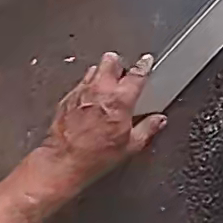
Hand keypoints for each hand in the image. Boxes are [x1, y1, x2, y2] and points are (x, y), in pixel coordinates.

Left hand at [31, 52, 167, 194]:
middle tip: (123, 74)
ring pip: (94, 69)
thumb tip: (158, 121)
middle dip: (119, 65)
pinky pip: (80, 84)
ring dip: (102, 74)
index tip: (146, 62)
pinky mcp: (67, 98)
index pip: (136, 73)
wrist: (64, 161)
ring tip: (107, 85)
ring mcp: (81, 92)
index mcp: (120, 99)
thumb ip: (148, 128)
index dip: (144, 65)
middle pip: (111, 61)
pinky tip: (90, 99)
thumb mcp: (131, 145)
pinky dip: (88, 87)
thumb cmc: (95, 155)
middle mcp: (100, 90)